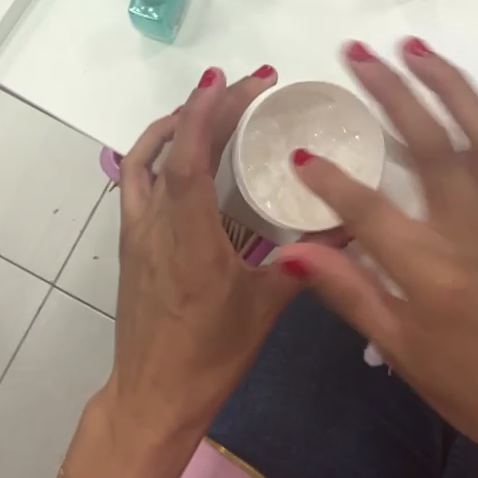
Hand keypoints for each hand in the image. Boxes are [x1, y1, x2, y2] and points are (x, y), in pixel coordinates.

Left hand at [101, 64, 304, 446]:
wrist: (152, 397)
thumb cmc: (211, 358)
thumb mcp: (264, 309)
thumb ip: (303, 263)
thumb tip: (346, 225)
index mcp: (189, 242)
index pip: (188, 162)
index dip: (203, 114)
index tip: (228, 79)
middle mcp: (155, 227)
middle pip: (173, 150)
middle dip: (207, 107)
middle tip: (248, 83)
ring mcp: (137, 231)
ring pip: (144, 159)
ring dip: (176, 122)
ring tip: (212, 102)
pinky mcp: (132, 240)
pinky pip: (137, 179)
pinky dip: (157, 150)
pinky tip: (183, 146)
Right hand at [273, 39, 477, 476]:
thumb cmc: (471, 386)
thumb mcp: (400, 349)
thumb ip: (347, 292)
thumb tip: (291, 250)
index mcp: (432, 272)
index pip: (368, 210)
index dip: (329, 180)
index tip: (300, 151)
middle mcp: (475, 231)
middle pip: (431, 144)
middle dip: (391, 92)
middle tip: (356, 54)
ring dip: (449, 83)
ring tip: (413, 46)